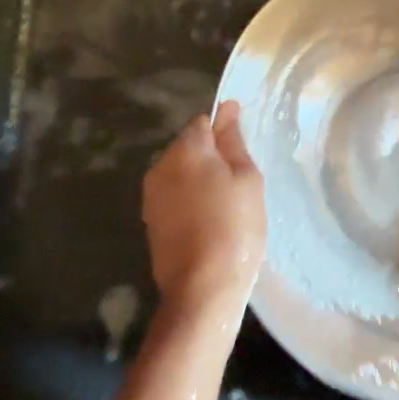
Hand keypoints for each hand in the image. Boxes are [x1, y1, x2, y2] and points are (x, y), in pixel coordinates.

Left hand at [142, 101, 266, 324]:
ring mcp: (151, 196)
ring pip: (180, 173)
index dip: (225, 132)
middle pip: (189, 147)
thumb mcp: (247, 180)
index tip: (243, 151)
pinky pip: (174, 197)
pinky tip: (209, 222)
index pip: (204, 123)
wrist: (202, 289)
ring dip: (200, 180)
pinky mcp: (150, 221)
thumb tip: (227, 110)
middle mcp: (160, 166)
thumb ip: (234, 142)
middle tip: (240, 183)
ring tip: (227, 206)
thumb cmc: (234, 228)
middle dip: (212, 157)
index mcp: (186, 150)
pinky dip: (190, 201)